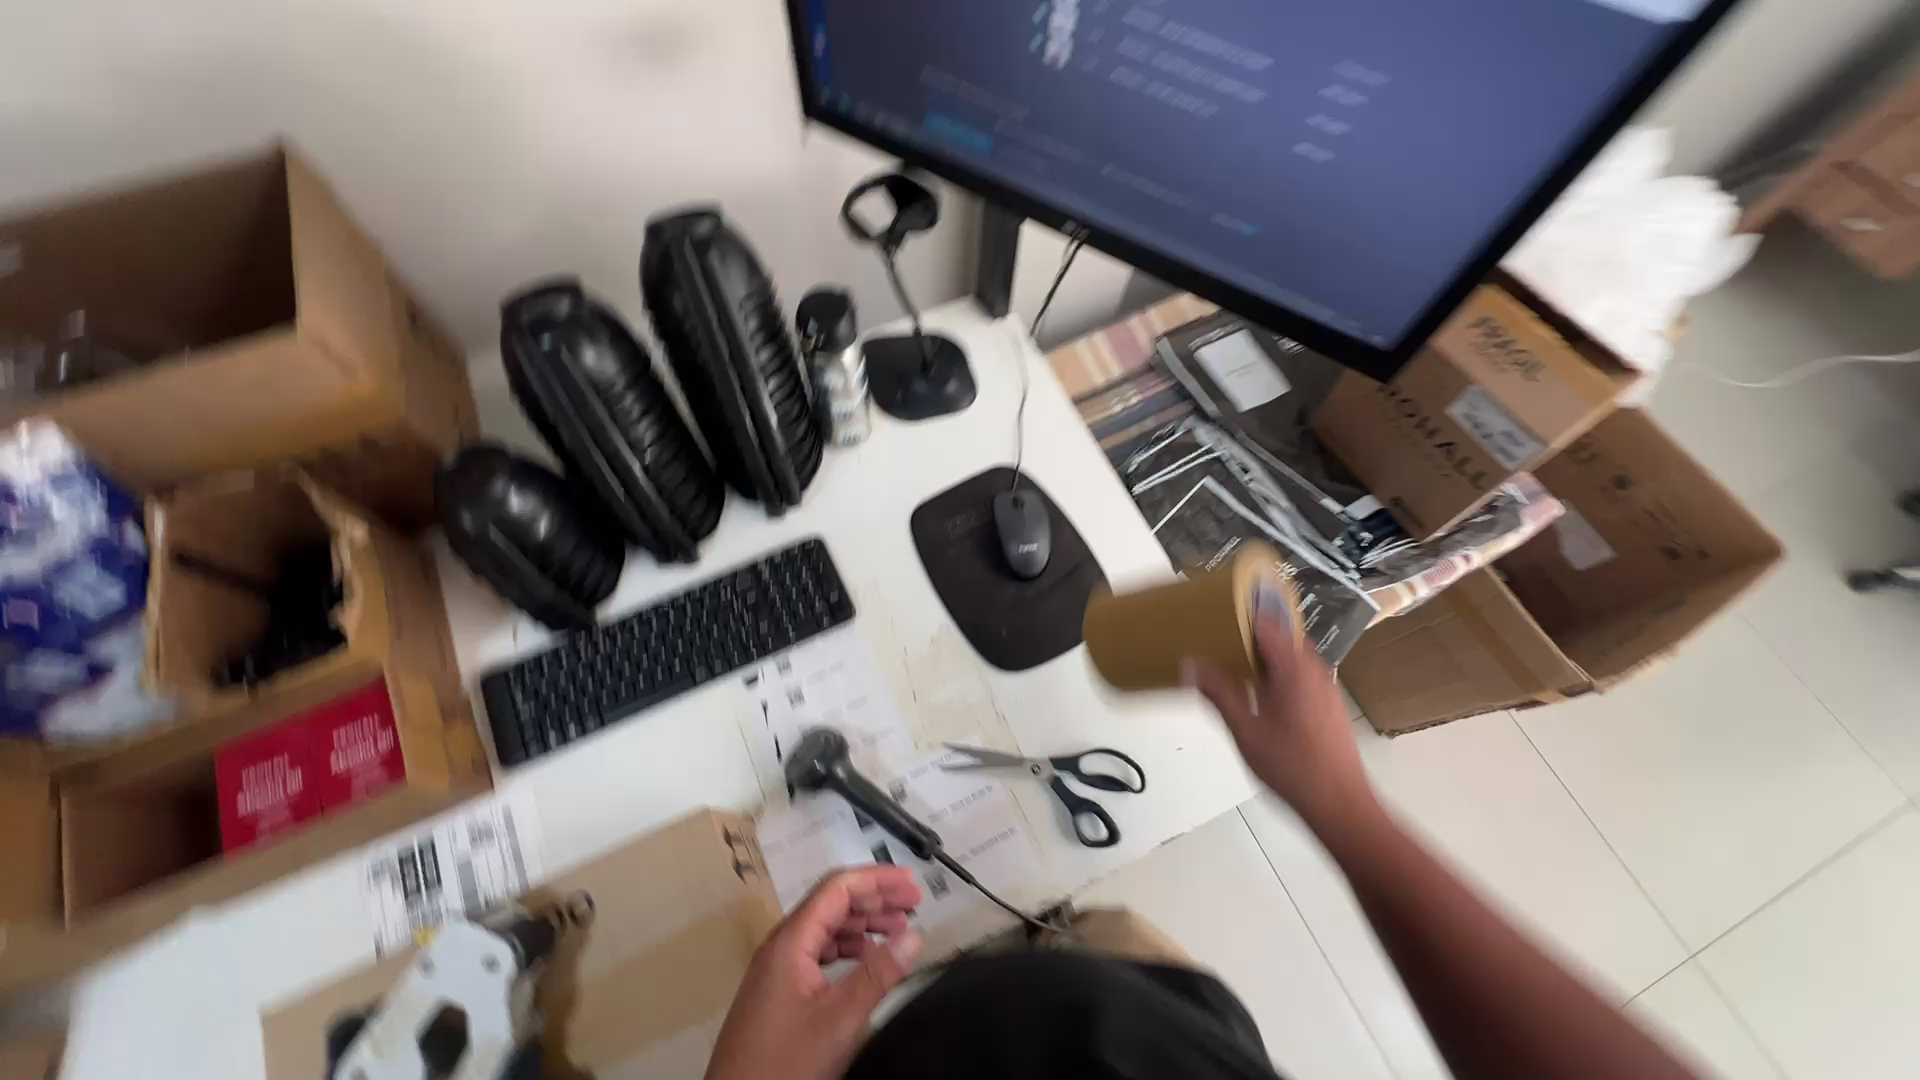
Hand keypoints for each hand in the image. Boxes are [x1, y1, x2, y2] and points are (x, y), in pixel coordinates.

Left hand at [705, 866, 924, 1079]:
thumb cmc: (784, 1063)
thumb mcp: (838, 1019)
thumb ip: (878, 974)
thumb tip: (914, 936)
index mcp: (792, 939)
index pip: (838, 888)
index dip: (877, 880)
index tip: (912, 883)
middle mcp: (782, 944)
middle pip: (833, 902)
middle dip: (875, 898)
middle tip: (913, 902)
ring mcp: (778, 966)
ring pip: (827, 927)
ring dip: (864, 922)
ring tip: (899, 929)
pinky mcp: (780, 989)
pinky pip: (819, 950)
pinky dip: (849, 947)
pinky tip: (869, 959)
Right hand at [1184, 614, 1378, 835]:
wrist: (1342, 807)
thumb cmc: (1292, 768)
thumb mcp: (1245, 731)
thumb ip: (1218, 693)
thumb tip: (1190, 664)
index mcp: (1295, 669)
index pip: (1268, 623)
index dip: (1242, 612)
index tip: (1215, 610)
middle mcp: (1315, 672)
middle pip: (1282, 636)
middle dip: (1251, 631)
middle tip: (1218, 632)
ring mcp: (1327, 689)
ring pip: (1293, 656)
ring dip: (1266, 653)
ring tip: (1232, 659)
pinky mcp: (1329, 707)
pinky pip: (1301, 674)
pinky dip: (1278, 671)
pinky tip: (1259, 691)